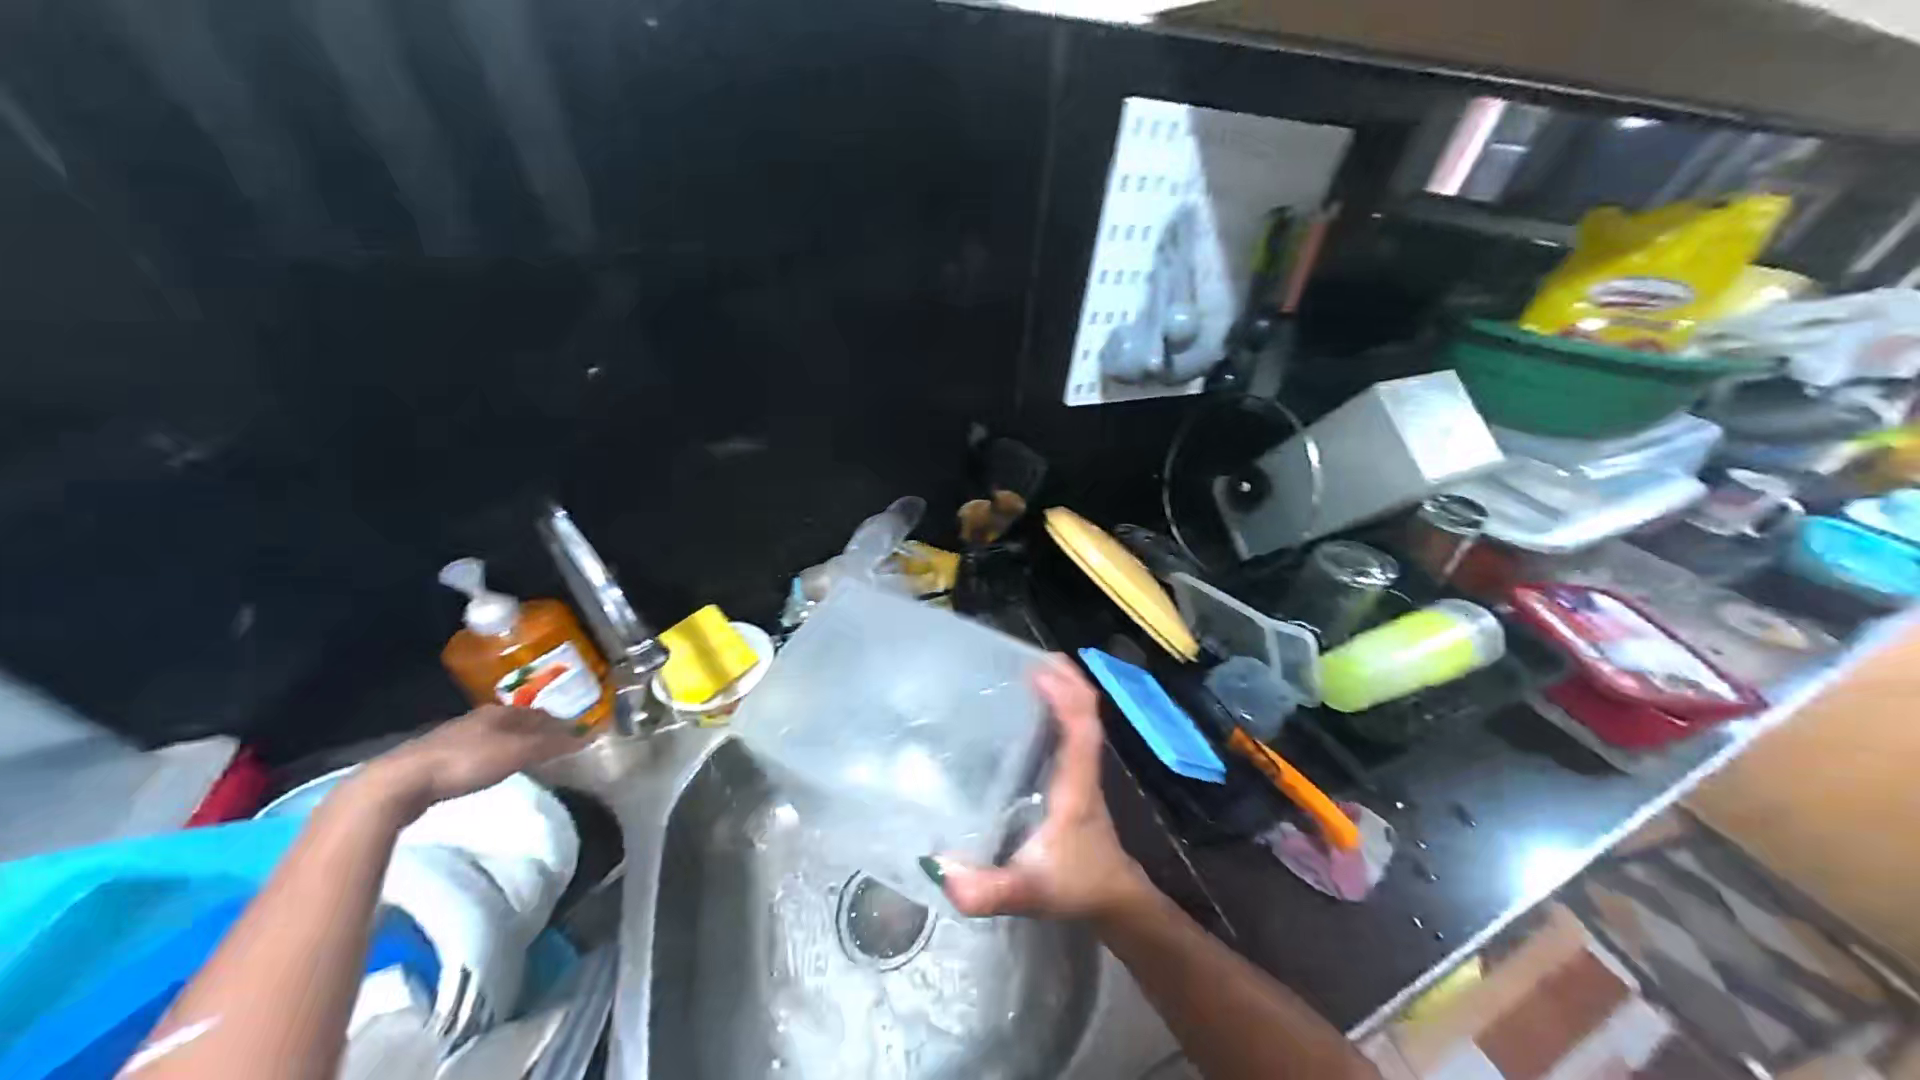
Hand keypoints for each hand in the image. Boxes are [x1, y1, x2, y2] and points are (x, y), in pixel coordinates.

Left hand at [348, 705, 588, 819]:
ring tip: (528, 754)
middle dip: (537, 730)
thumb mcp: (516, 753)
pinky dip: (493, 754)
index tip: (576, 733)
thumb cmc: (465, 762)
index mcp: (499, 712)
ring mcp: (455, 736)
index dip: (559, 722)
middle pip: (517, 721)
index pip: (539, 713)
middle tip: (555, 743)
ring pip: (495, 734)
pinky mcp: (436, 757)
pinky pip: (477, 750)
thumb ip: (550, 745)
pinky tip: (491, 766)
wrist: (400, 782)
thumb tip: (586, 736)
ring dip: (514, 742)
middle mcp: (478, 718)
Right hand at [931, 657, 1153, 920]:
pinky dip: (1060, 707)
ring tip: (1028, 669)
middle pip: (1086, 712)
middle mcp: (1083, 770)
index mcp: (1076, 786)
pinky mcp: (1076, 778)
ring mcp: (1082, 772)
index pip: (1080, 729)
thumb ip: (989, 890)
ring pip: (1083, 718)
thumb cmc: (1075, 888)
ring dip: (1064, 689)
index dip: (1064, 696)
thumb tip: (942, 871)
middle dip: (1065, 679)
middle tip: (1029, 655)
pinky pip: (1073, 730)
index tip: (1037, 670)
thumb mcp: (1029, 893)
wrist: (1114, 901)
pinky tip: (1030, 707)